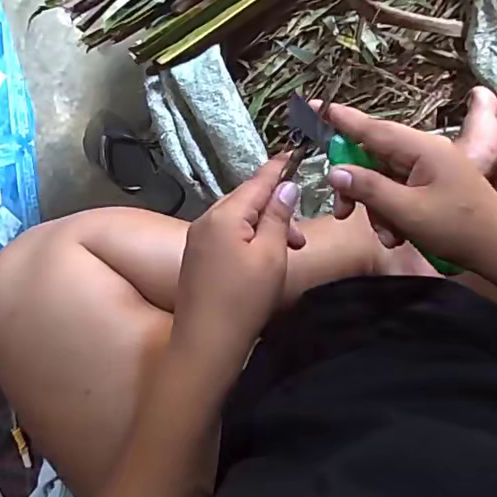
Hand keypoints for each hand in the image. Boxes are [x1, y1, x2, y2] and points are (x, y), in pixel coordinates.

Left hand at [173, 156, 303, 354]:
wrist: (206, 341)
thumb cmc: (244, 299)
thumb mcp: (272, 255)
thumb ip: (279, 217)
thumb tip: (285, 187)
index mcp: (225, 215)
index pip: (257, 182)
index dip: (277, 169)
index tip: (292, 154)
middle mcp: (206, 220)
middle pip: (246, 200)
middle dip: (275, 210)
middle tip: (299, 237)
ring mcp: (197, 240)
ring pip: (237, 220)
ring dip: (263, 228)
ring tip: (286, 252)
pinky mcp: (196, 258)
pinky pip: (225, 235)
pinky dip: (247, 239)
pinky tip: (261, 258)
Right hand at [323, 103, 496, 287]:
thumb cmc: (459, 227)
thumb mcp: (408, 211)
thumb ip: (368, 188)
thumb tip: (335, 171)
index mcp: (422, 149)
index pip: (371, 128)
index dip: (340, 119)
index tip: (314, 106)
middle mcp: (423, 153)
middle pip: (371, 159)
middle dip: (356, 188)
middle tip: (344, 212)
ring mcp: (428, 170)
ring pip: (381, 180)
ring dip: (375, 208)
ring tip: (387, 235)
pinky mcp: (430, 188)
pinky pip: (396, 193)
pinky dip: (389, 214)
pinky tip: (396, 236)